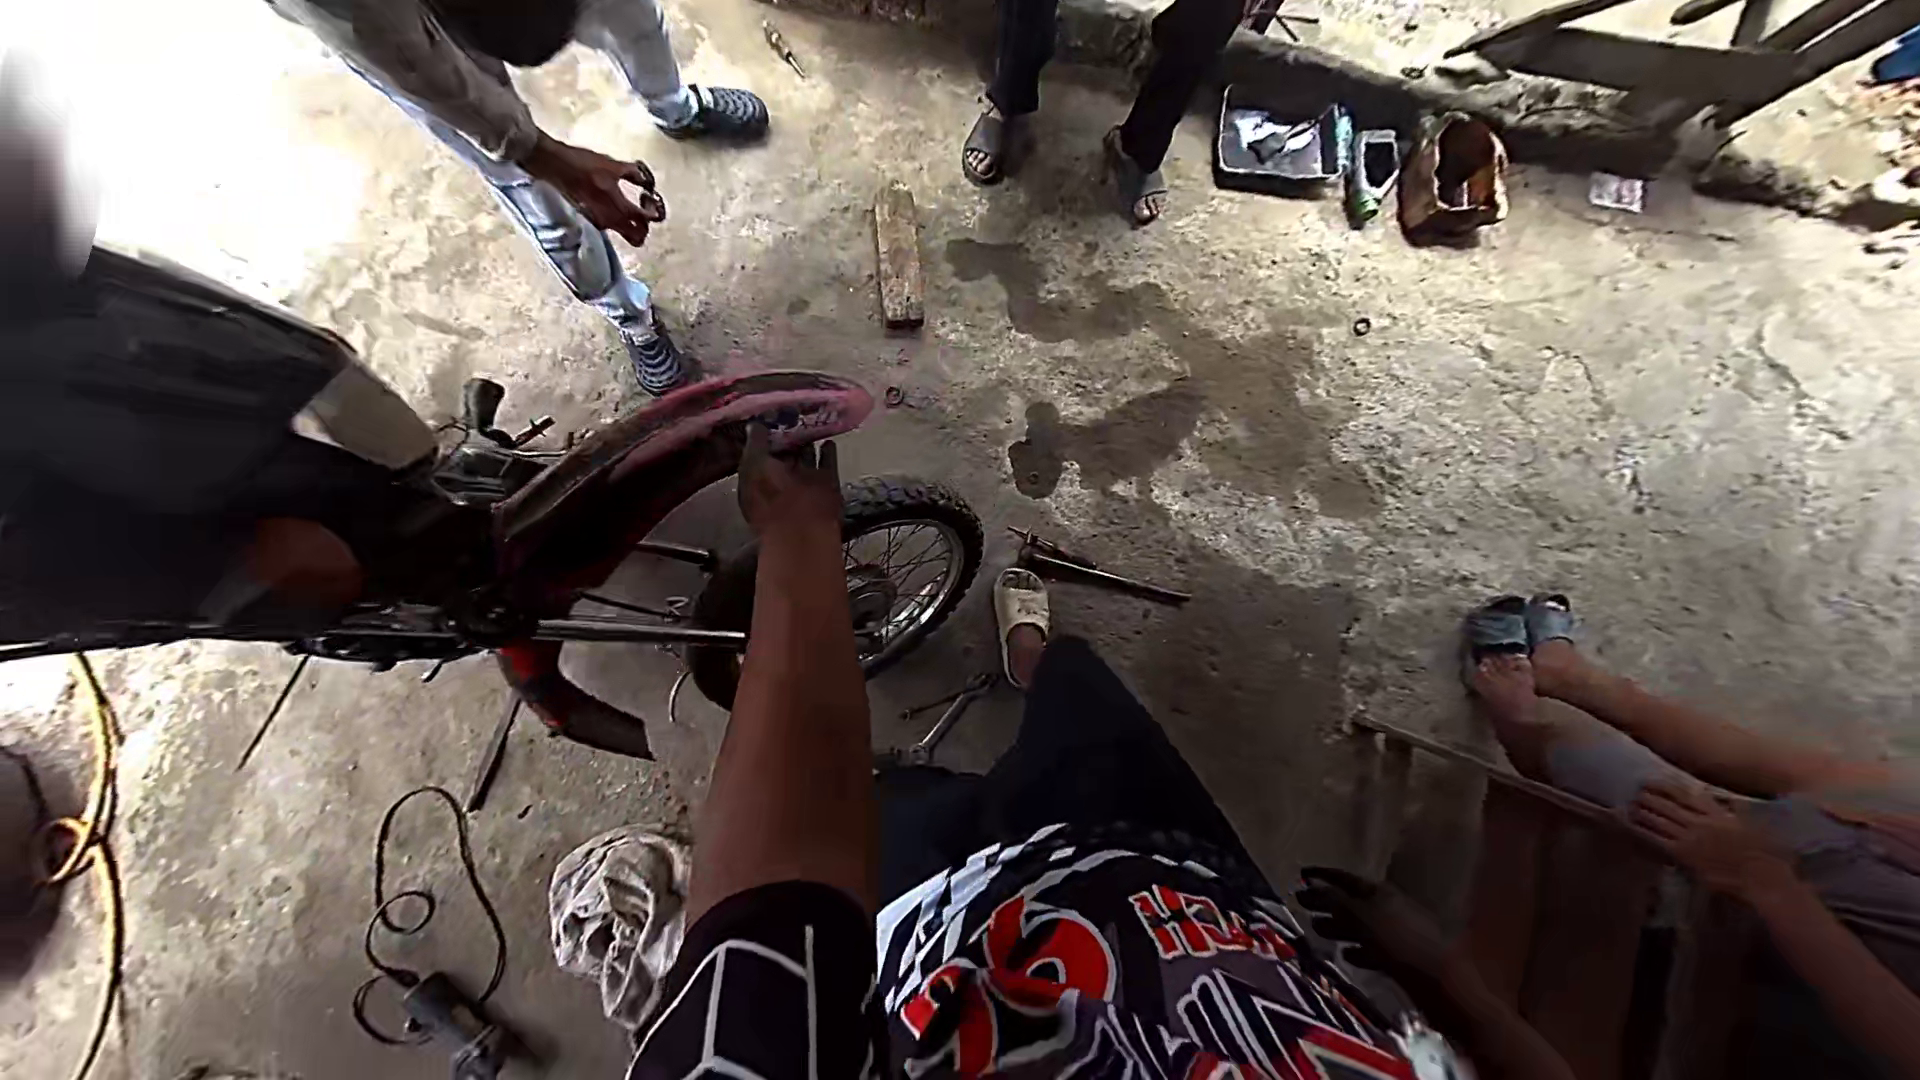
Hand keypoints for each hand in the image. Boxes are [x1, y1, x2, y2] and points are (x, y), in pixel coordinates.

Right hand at [519, 134, 664, 246]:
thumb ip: (634, 174)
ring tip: (630, 211)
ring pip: (626, 237)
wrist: (554, 164)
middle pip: (638, 237)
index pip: (647, 219)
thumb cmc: (582, 163)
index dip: (653, 210)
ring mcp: (601, 223)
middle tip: (642, 210)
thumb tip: (647, 180)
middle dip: (645, 227)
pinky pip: (612, 229)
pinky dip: (619, 223)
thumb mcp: (612, 165)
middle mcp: (612, 221)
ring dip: (633, 228)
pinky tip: (614, 207)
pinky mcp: (592, 221)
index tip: (648, 197)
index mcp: (620, 207)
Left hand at [737, 423, 842, 540]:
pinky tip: (828, 438)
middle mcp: (783, 481)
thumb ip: (754, 443)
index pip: (761, 455)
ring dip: (808, 443)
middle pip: (785, 456)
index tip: (767, 419)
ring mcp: (806, 481)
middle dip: (787, 439)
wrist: (802, 523)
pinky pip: (828, 462)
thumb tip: (754, 423)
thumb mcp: (753, 464)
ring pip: (807, 458)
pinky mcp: (827, 482)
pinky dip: (828, 452)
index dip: (763, 438)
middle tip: (790, 416)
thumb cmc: (770, 495)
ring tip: (809, 424)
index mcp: (759, 479)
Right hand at [1296, 867, 1453, 980]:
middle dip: (1327, 904)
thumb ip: (1331, 901)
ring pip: (1360, 926)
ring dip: (1338, 928)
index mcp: (1379, 892)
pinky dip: (1358, 950)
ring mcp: (1397, 933)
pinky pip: (1373, 949)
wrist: (1443, 986)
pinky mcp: (1402, 958)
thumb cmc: (1398, 942)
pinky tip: (1347, 955)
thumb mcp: (1359, 916)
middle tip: (1303, 906)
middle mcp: (1388, 908)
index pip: (1343, 877)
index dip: (1321, 874)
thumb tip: (1306, 888)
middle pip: (1351, 902)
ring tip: (1319, 931)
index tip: (1300, 874)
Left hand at [1629, 779, 1793, 899]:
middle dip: (1645, 796)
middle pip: (1663, 804)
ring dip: (1638, 809)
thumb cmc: (1769, 860)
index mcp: (1721, 816)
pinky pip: (1652, 836)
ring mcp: (1689, 838)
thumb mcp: (1757, 829)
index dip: (1662, 786)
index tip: (1648, 781)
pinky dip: (1636, 827)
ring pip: (1654, 818)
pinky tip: (1626, 821)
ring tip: (1628, 804)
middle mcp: (1701, 823)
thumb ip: (1738, 812)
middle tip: (1633, 792)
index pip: (1684, 794)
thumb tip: (1726, 799)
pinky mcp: (1681, 852)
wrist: (1769, 885)